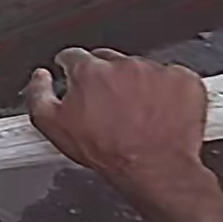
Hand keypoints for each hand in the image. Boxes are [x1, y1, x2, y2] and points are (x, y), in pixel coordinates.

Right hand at [25, 47, 208, 196]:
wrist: (151, 166)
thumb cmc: (102, 147)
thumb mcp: (49, 123)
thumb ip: (37, 92)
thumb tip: (40, 77)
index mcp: (89, 71)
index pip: (72, 55)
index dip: (67, 67)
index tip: (70, 76)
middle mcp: (123, 65)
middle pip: (105, 59)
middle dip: (100, 75)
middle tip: (101, 100)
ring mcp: (157, 71)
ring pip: (136, 67)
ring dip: (130, 82)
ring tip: (129, 109)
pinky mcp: (185, 81)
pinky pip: (168, 76)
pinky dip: (160, 88)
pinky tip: (153, 108)